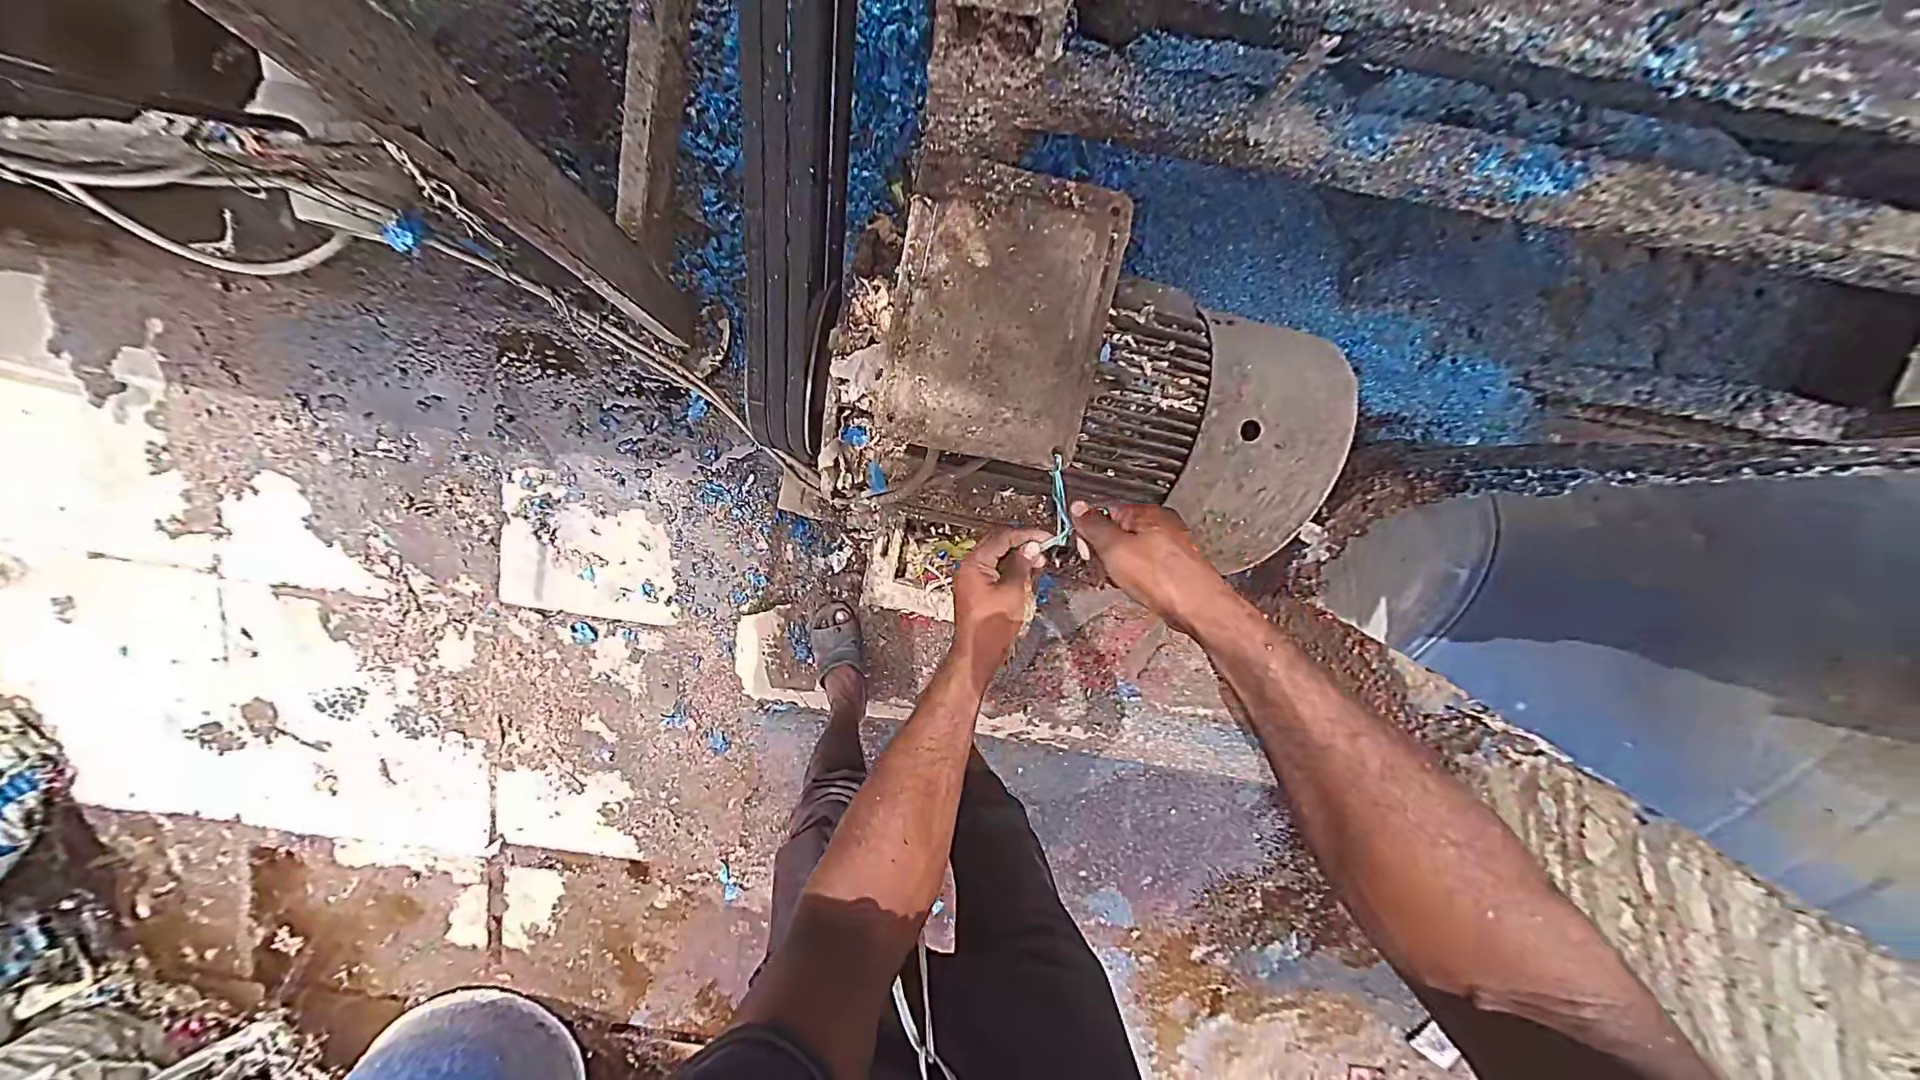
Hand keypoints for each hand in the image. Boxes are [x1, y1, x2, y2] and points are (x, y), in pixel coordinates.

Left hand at [950, 526, 1050, 680]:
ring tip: (1039, 561)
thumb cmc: (992, 626)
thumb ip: (1022, 565)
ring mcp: (973, 578)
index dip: (1026, 535)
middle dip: (1022, 544)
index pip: (1002, 537)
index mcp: (974, 563)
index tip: (1046, 537)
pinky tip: (1028, 573)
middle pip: (998, 544)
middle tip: (1044, 548)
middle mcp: (969, 567)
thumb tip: (1032, 547)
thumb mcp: (1013, 592)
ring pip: (998, 557)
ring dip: (1018, 556)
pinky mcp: (978, 590)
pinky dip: (1012, 569)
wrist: (977, 654)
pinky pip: (996, 571)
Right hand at [1070, 502, 1234, 634]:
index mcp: (1146, 513)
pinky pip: (1144, 568)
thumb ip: (1093, 526)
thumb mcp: (1114, 548)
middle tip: (1105, 568)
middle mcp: (1161, 525)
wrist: (1197, 608)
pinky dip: (1135, 578)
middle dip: (1105, 552)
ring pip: (1130, 552)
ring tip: (1123, 581)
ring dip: (1118, 568)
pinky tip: (1137, 589)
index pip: (1105, 510)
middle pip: (1117, 531)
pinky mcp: (1173, 568)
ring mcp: (1169, 547)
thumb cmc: (1162, 578)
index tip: (1084, 547)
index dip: (1089, 529)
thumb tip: (1079, 508)